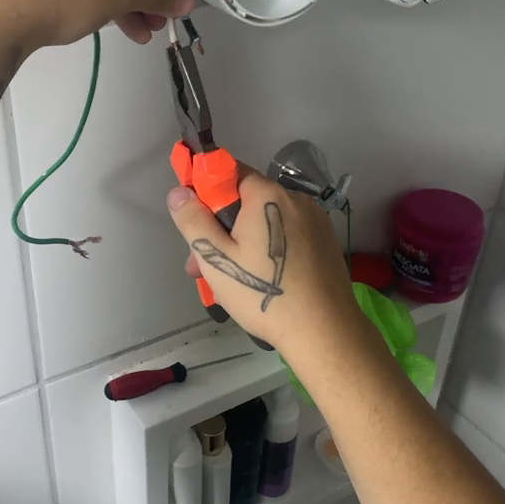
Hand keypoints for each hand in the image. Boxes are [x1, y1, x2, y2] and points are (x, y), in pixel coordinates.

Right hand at [166, 163, 364, 353]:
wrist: (325, 331)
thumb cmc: (264, 292)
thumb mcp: (216, 258)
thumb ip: (193, 220)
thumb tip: (179, 191)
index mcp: (267, 194)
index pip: (229, 172)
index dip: (206, 192)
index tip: (194, 222)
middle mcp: (295, 198)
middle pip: (246, 201)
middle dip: (220, 228)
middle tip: (202, 267)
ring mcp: (315, 220)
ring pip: (265, 222)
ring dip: (242, 242)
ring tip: (228, 282)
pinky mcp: (326, 242)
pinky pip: (285, 236)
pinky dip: (267, 250)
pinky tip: (260, 280)